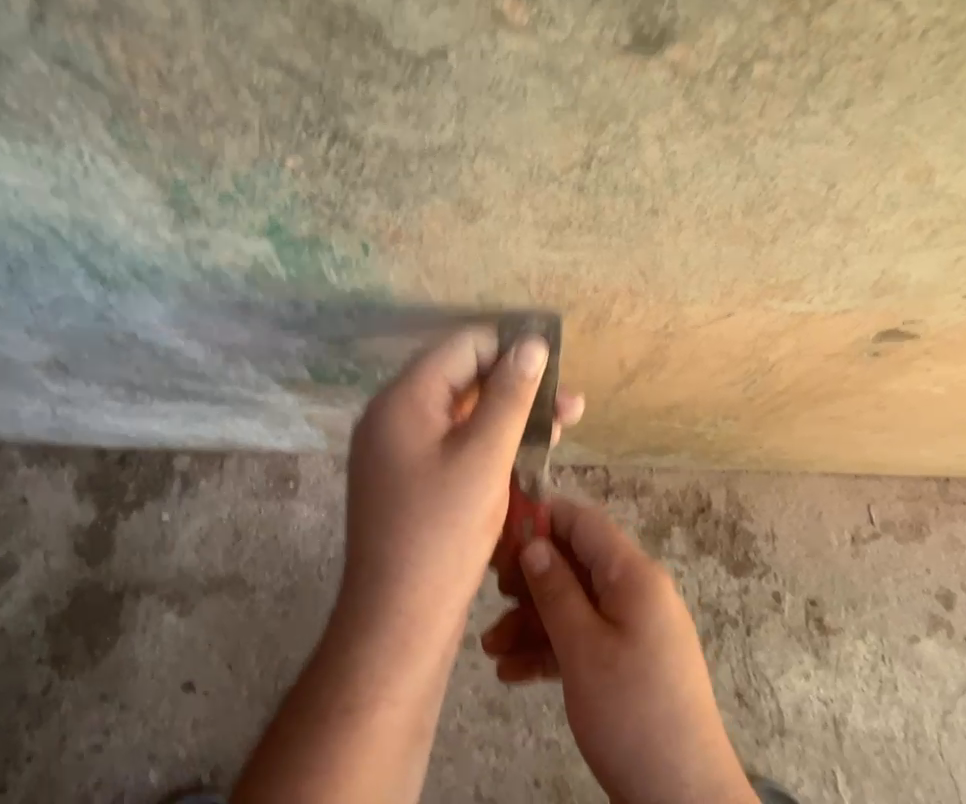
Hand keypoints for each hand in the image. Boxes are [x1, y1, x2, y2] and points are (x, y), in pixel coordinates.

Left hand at [340, 326, 582, 633]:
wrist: (397, 621)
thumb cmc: (442, 534)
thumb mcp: (484, 457)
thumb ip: (510, 396)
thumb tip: (532, 344)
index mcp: (403, 399)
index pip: (463, 346)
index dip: (512, 349)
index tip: (558, 366)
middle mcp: (393, 416)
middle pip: (463, 379)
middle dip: (518, 388)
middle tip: (572, 407)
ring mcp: (398, 451)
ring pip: (462, 417)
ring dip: (510, 419)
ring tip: (563, 430)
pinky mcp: (409, 481)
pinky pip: (453, 447)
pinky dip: (490, 447)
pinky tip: (529, 459)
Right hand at [481, 498, 755, 803]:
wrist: (680, 794)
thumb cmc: (630, 710)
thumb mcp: (582, 647)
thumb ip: (554, 589)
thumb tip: (533, 541)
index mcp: (633, 575)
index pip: (583, 522)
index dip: (540, 520)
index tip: (496, 539)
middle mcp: (636, 592)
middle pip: (574, 564)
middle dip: (528, 579)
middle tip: (490, 598)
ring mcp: (633, 629)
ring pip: (573, 605)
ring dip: (530, 622)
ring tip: (490, 650)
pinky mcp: (627, 662)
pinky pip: (582, 638)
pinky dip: (549, 649)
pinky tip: (512, 672)